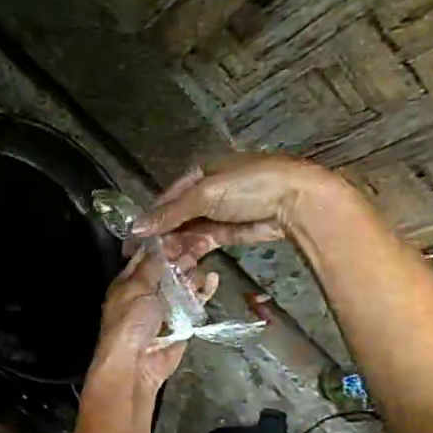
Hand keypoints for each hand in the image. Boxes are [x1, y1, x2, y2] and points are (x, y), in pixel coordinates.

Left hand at [89, 248, 218, 396]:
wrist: (136, 363)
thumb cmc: (129, 323)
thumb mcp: (136, 289)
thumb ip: (150, 268)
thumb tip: (160, 246)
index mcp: (127, 283)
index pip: (144, 258)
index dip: (161, 245)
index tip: (180, 229)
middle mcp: (145, 293)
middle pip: (166, 270)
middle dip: (181, 256)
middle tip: (201, 240)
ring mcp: (164, 307)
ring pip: (182, 284)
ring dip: (193, 272)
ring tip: (207, 255)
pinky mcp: (181, 322)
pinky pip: (194, 303)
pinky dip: (203, 292)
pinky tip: (212, 280)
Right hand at [135, 155, 341, 260]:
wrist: (297, 202)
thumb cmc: (250, 186)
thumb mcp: (204, 194)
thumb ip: (170, 213)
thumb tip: (136, 228)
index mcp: (200, 172)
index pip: (167, 196)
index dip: (152, 216)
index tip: (135, 237)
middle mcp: (207, 191)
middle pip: (176, 215)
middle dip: (162, 233)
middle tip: (146, 254)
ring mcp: (218, 212)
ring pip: (187, 230)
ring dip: (174, 244)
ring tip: (161, 260)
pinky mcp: (228, 232)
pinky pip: (201, 240)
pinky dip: (189, 250)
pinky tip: (177, 261)